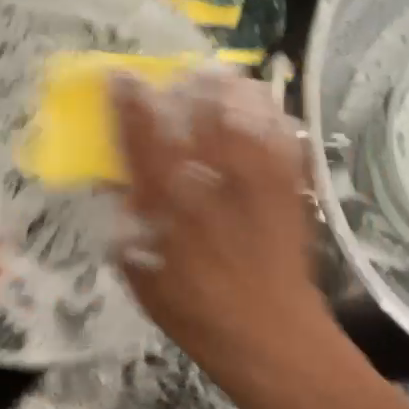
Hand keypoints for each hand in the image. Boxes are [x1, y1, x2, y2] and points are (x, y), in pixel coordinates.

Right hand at [110, 66, 331, 359]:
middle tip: (176, 73)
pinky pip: (281, 137)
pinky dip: (268, 116)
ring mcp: (258, 180)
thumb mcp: (142, 274)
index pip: (143, 138)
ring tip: (217, 77)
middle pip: (198, 113)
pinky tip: (261, 107)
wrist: (268, 334)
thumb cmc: (194, 313)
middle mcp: (213, 181)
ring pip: (243, 115)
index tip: (120, 76)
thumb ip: (130, 225)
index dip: (129, 103)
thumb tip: (119, 185)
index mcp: (169, 204)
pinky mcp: (290, 186)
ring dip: (227, 91)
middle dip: (185, 86)